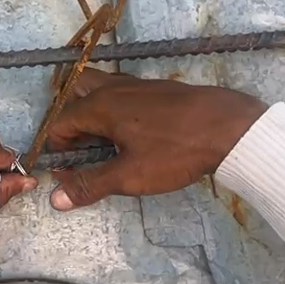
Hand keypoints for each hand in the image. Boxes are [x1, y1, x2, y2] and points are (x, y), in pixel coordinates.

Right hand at [43, 69, 265, 210]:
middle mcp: (112, 88)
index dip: (58, 150)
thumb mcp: (129, 176)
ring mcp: (136, 85)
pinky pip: (123, 94)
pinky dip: (116, 110)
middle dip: (71, 120)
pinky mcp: (157, 89)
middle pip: (75, 93)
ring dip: (93, 114)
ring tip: (105, 144)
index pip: (59, 124)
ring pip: (101, 90)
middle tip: (82, 148)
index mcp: (99, 106)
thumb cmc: (174, 151)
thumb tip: (55, 199)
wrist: (229, 127)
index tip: (69, 173)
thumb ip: (90, 185)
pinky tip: (133, 135)